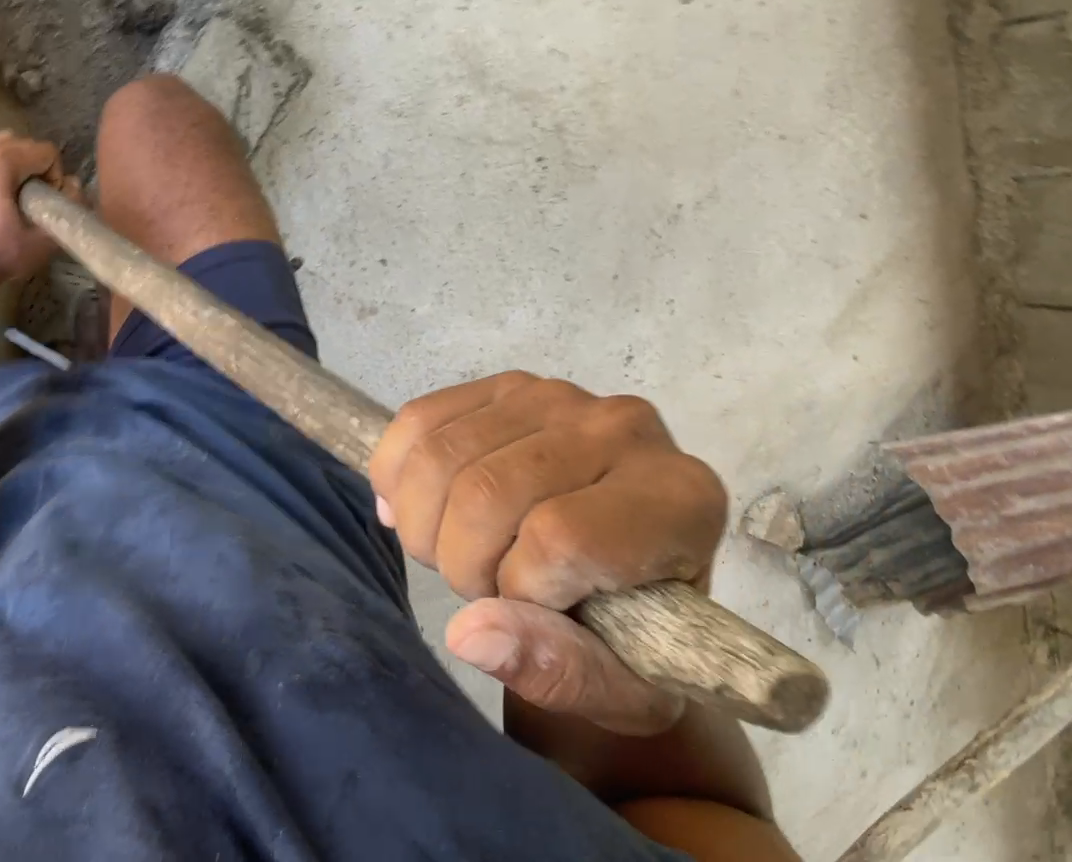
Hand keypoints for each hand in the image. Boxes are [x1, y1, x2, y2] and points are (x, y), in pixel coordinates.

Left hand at [0, 132, 76, 285]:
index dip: (54, 177)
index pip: (46, 152)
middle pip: (24, 144)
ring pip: (2, 143)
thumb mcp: (45, 239)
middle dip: (36, 167)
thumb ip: (69, 207)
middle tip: (33, 199)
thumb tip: (74, 184)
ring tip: (15, 192)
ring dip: (16, 162)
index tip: (46, 202)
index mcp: (0, 162)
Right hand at [368, 372, 726, 735]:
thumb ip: (554, 668)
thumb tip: (469, 634)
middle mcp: (622, 428)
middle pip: (485, 490)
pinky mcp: (503, 386)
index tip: (535, 610)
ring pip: (440, 455)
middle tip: (483, 589)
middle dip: (459, 560)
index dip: (520, 587)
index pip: (558, 535)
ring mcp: (556, 396)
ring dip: (424, 523)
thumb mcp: (614, 686)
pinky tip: (416, 512)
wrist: (622, 578)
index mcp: (676, 501)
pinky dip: (395, 476)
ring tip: (455, 552)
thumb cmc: (632, 638)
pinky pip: (419, 420)